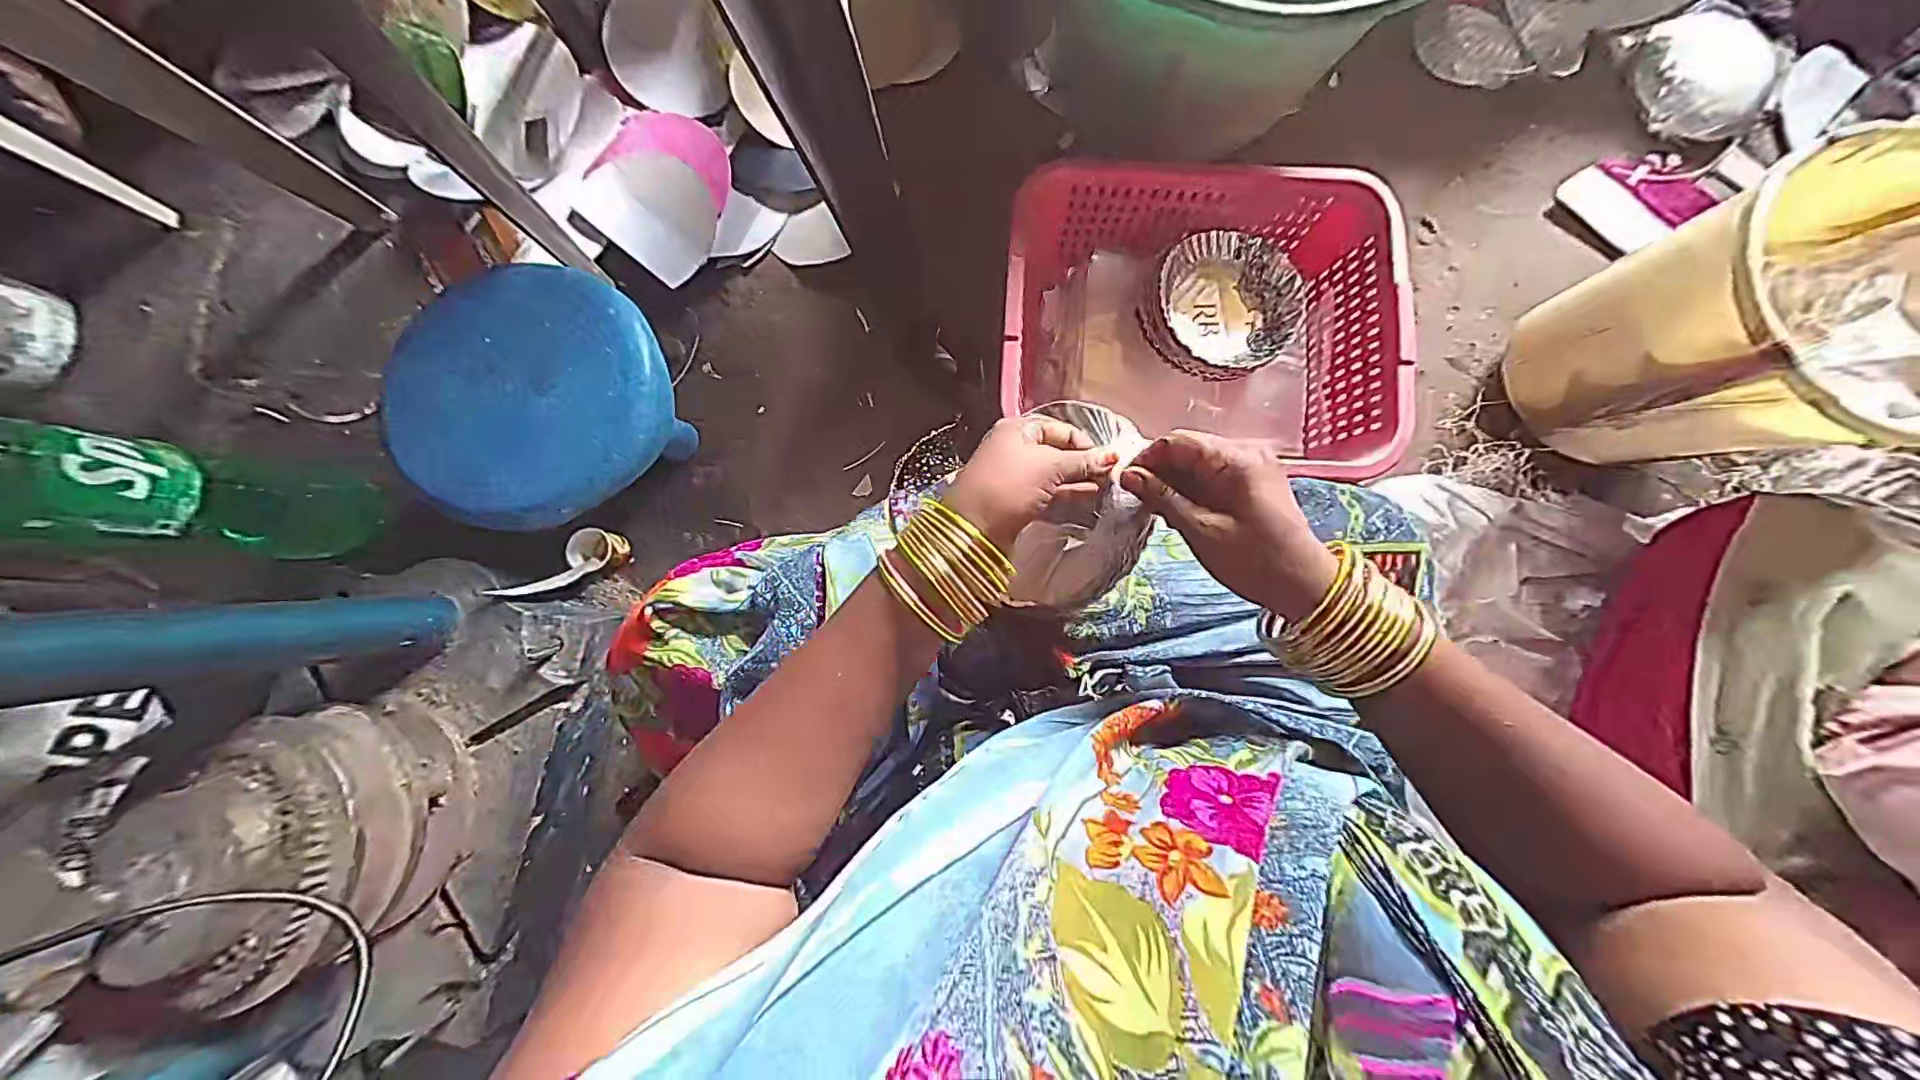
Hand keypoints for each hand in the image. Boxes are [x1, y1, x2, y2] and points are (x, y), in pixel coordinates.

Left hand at [942, 417, 1119, 548]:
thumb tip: (1112, 456)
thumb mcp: (1049, 467)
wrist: (973, 527)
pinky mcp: (1016, 500)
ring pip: (1053, 474)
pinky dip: (1065, 494)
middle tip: (1109, 476)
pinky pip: (1047, 492)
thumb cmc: (1008, 486)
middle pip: (1057, 451)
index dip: (1085, 442)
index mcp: (1018, 430)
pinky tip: (1087, 499)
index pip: (1060, 428)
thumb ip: (1082, 461)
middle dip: (1083, 463)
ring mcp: (1015, 476)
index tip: (1106, 459)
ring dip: (1077, 480)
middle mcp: (1015, 449)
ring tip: (1105, 489)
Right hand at [1118, 431, 1338, 619]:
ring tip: (1156, 509)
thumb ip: (1163, 498)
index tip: (1126, 484)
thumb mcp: (1201, 531)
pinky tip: (1179, 511)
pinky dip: (1191, 490)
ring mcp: (1252, 466)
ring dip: (1173, 482)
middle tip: (1138, 500)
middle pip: (1188, 449)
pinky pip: (1212, 475)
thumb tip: (1129, 476)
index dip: (1147, 459)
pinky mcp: (1252, 482)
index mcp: (1236, 459)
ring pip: (1197, 463)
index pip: (1177, 441)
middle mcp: (1246, 452)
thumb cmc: (1254, 561)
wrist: (1306, 585)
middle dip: (1159, 471)